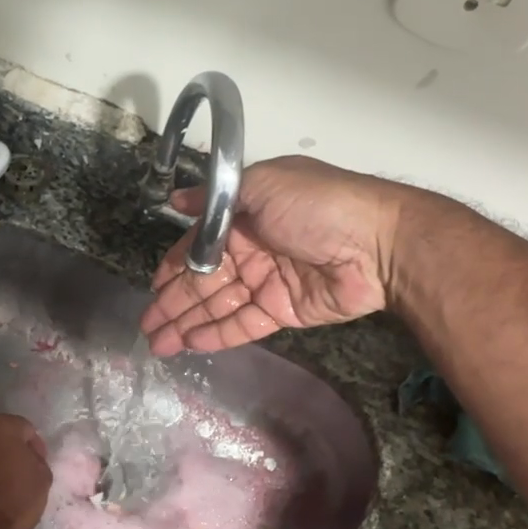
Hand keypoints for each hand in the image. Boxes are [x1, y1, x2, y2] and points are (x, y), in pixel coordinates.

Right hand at [141, 156, 418, 354]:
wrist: (381, 244)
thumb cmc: (319, 206)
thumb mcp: (266, 184)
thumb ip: (216, 198)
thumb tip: (175, 198)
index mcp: (244, 217)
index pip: (197, 246)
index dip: (172, 268)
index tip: (151, 289)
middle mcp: (252, 250)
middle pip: (204, 281)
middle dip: (173, 304)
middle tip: (146, 327)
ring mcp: (267, 282)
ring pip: (219, 306)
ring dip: (187, 323)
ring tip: (158, 343)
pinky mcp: (284, 311)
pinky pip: (244, 324)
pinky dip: (217, 334)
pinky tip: (190, 344)